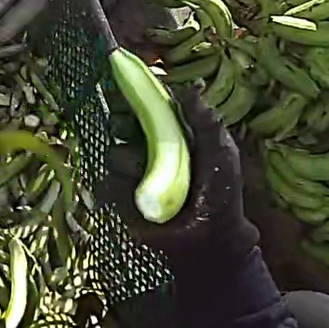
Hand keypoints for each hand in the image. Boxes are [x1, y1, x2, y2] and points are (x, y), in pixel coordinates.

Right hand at [121, 87, 257, 270]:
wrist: (209, 241)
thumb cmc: (220, 194)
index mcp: (169, 130)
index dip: (132, 94)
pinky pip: (108, 181)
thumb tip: (191, 86)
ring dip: (131, 162)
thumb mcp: (220, 152)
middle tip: (125, 125)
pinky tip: (140, 196)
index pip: (144, 104)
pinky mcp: (119, 194)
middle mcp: (146, 145)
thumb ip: (204, 121)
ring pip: (115, 152)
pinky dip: (122, 187)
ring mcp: (131, 170)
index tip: (124, 89)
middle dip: (121, 120)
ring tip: (150, 177)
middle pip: (120, 121)